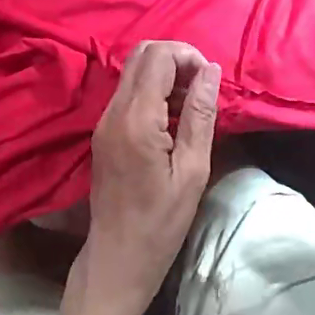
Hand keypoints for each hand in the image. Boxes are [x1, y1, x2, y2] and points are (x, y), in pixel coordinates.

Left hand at [78, 41, 220, 314]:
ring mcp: (104, 120)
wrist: (116, 261)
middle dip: (177, 59)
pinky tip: (173, 119)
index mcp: (136, 119)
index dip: (188, 56)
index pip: (158, 56)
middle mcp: (114, 111)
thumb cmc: (161, 224)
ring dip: (165, 74)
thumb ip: (200, 114)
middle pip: (142, 54)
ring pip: (134, 70)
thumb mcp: (193, 171)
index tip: (210, 82)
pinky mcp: (104, 131)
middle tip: (202, 88)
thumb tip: (211, 70)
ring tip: (191, 105)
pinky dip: (153, 90)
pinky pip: (128, 91)